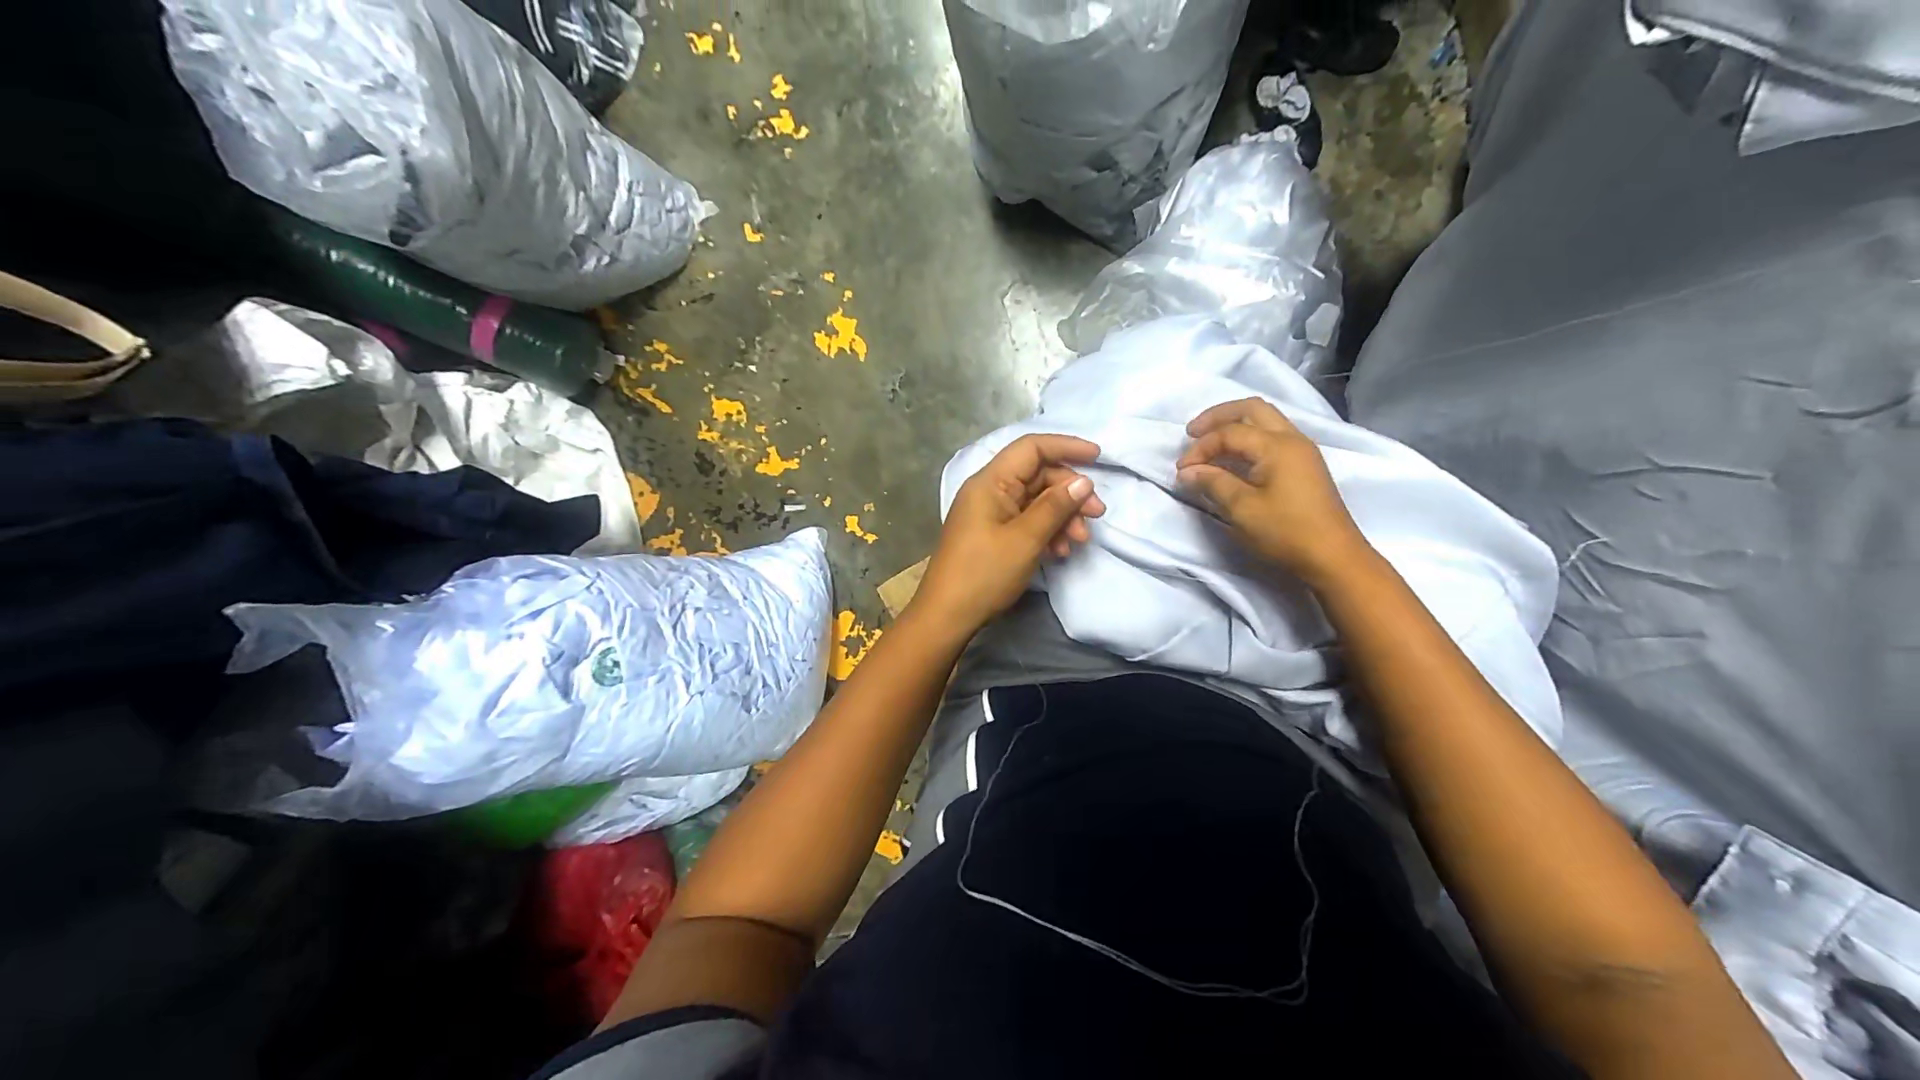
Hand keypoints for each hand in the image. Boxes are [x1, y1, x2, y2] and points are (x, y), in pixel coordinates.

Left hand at [915, 434, 1105, 632]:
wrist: (946, 616)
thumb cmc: (984, 574)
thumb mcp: (1025, 540)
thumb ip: (1055, 507)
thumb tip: (1083, 482)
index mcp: (990, 482)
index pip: (1032, 448)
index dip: (1066, 446)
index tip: (1098, 456)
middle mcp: (988, 491)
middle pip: (1037, 475)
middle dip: (1069, 492)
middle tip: (1096, 515)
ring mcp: (989, 513)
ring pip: (1035, 500)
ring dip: (1062, 515)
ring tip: (1079, 541)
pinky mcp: (992, 534)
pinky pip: (1026, 520)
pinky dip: (1047, 530)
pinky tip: (1060, 552)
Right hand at [1176, 397, 1371, 585]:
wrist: (1334, 558)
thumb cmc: (1286, 532)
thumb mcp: (1242, 509)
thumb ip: (1213, 483)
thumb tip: (1188, 471)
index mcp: (1277, 446)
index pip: (1229, 432)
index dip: (1201, 447)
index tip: (1182, 471)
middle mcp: (1292, 439)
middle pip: (1252, 409)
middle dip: (1218, 417)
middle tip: (1193, 433)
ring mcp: (1302, 451)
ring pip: (1265, 420)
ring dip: (1235, 425)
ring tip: (1210, 443)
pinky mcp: (1305, 465)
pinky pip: (1273, 436)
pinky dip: (1249, 438)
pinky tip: (1235, 457)